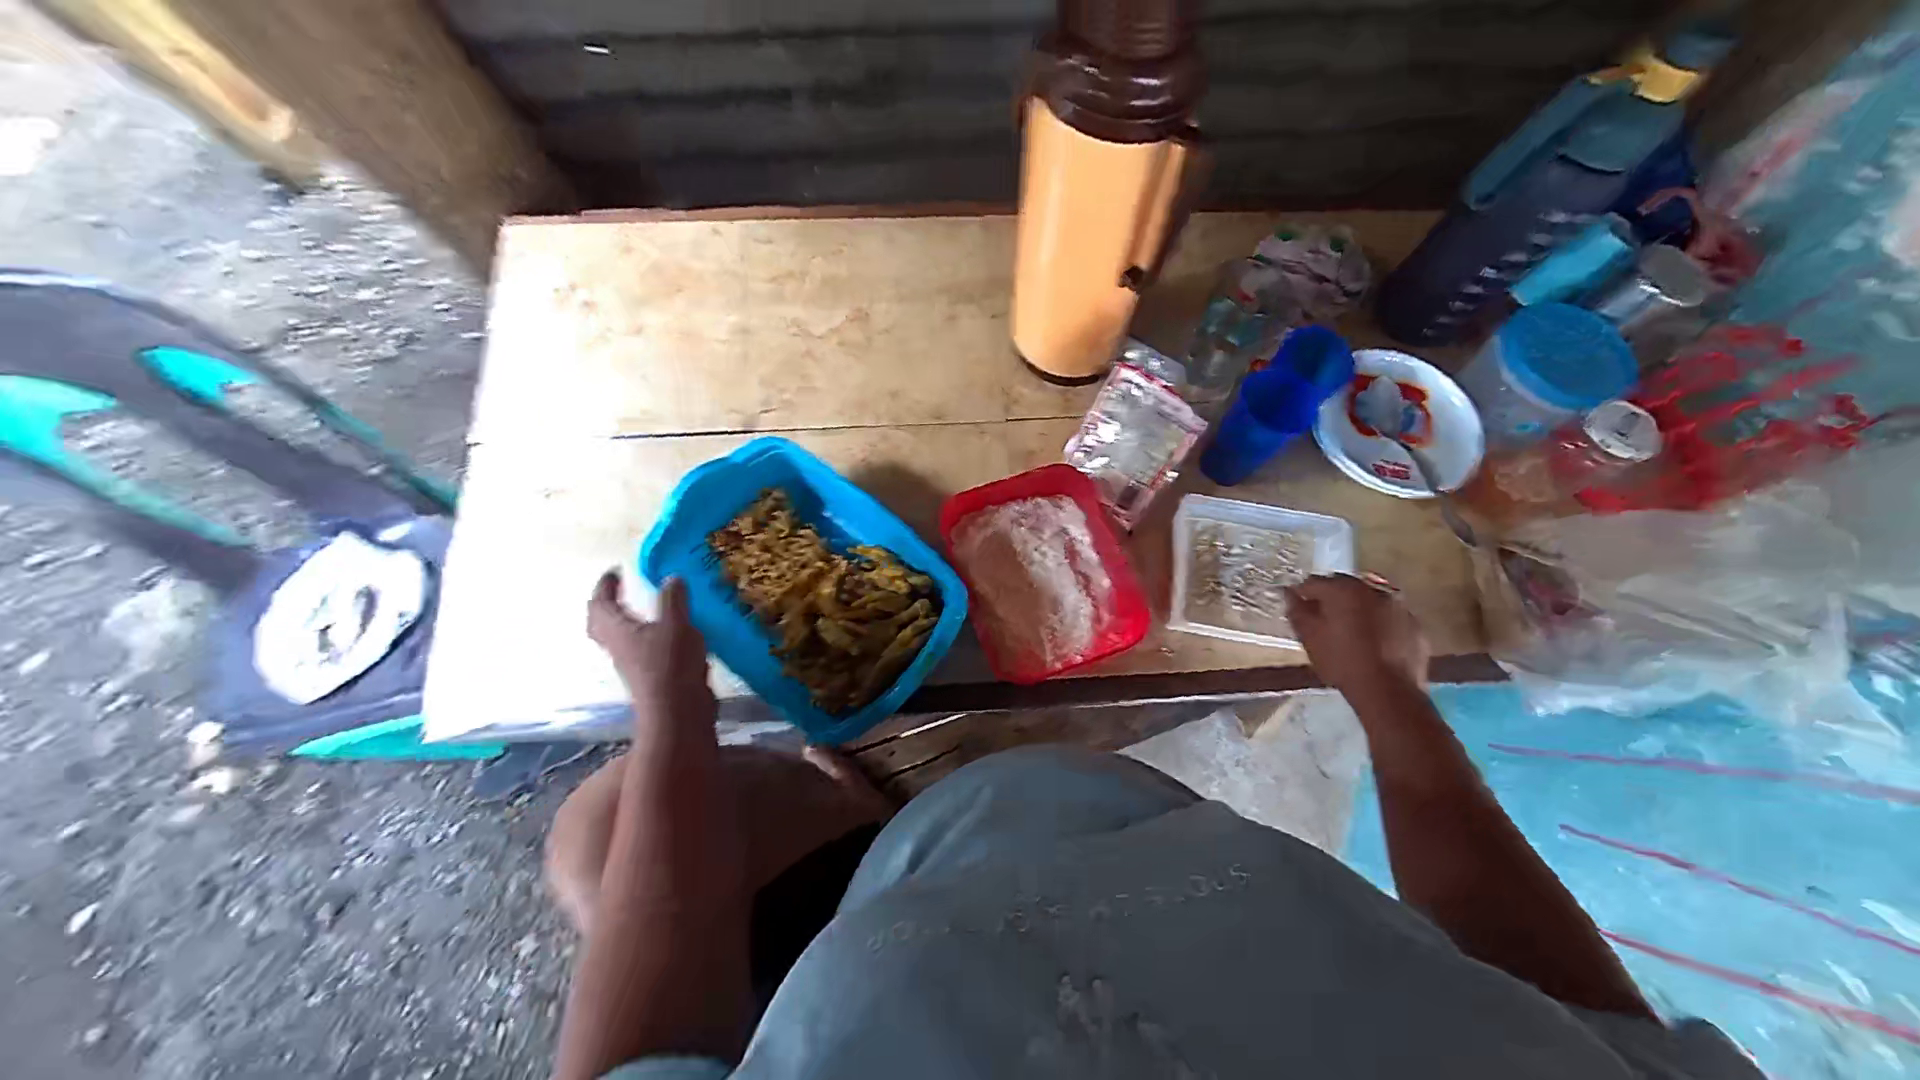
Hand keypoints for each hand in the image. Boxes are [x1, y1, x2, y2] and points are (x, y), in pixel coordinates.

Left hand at [587, 572, 715, 728]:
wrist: (679, 711)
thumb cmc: (671, 664)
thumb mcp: (676, 624)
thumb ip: (673, 599)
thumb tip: (671, 578)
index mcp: (618, 631)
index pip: (600, 604)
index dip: (605, 586)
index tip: (616, 571)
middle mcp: (619, 647)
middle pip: (601, 624)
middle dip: (606, 606)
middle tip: (619, 591)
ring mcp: (633, 664)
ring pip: (620, 638)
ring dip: (626, 622)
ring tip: (644, 609)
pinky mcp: (650, 676)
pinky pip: (640, 649)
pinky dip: (647, 636)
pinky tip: (668, 634)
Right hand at [1285, 574, 1430, 693]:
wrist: (1388, 691)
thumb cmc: (1341, 661)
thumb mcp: (1309, 637)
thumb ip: (1297, 611)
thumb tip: (1290, 593)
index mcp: (1344, 589)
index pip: (1314, 582)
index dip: (1302, 595)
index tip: (1299, 610)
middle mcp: (1374, 590)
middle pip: (1344, 587)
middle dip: (1332, 599)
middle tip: (1324, 621)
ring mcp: (1398, 606)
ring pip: (1370, 600)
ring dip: (1358, 609)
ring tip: (1351, 632)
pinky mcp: (1415, 625)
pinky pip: (1390, 617)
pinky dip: (1380, 623)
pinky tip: (1374, 644)